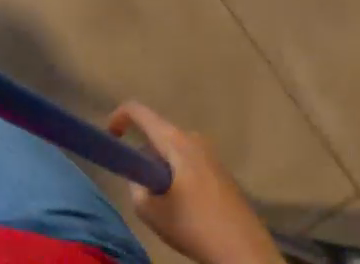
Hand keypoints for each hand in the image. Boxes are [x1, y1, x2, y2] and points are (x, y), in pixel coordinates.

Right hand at [106, 102, 281, 263]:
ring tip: (164, 201)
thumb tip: (140, 177)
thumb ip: (135, 185)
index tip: (112, 140)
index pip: (138, 111)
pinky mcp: (224, 174)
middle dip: (143, 154)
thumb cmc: (195, 227)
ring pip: (174, 150)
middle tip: (141, 185)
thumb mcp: (149, 211)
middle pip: (157, 133)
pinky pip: (190, 162)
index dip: (117, 118)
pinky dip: (179, 176)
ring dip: (162, 167)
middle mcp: (195, 139)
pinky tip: (185, 207)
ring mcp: (213, 156)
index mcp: (175, 141)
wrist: (247, 256)